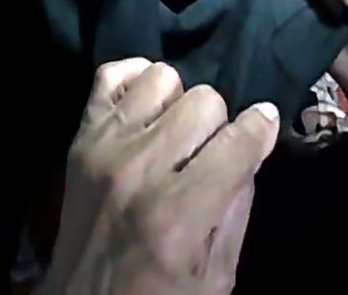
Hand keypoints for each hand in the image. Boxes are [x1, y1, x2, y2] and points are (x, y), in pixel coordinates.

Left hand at [42, 59, 280, 294]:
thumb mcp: (215, 278)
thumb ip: (237, 207)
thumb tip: (251, 143)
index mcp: (177, 216)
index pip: (236, 144)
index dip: (261, 128)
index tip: (266, 122)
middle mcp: (139, 169)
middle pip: (203, 101)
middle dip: (217, 124)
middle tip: (209, 150)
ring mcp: (105, 144)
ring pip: (162, 77)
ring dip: (177, 101)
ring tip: (174, 131)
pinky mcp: (81, 134)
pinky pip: (111, 73)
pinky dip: (134, 79)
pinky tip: (146, 105)